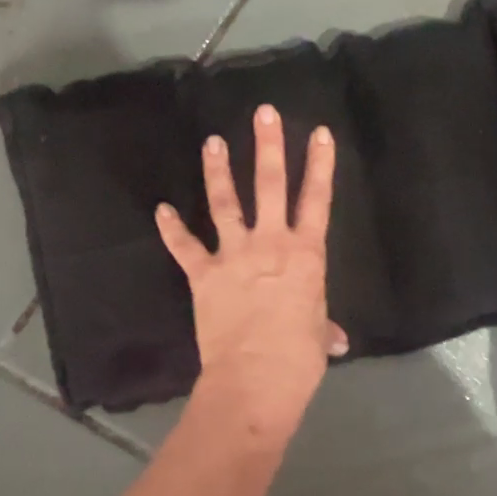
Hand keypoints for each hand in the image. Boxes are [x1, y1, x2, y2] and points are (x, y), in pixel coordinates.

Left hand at [156, 104, 346, 448]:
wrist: (254, 382)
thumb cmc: (298, 359)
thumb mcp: (318, 337)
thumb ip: (323, 326)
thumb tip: (334, 339)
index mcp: (306, 254)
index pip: (317, 199)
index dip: (320, 164)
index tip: (320, 132)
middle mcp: (271, 244)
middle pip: (270, 185)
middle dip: (268, 146)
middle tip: (264, 113)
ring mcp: (234, 256)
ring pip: (226, 204)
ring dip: (218, 171)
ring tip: (212, 141)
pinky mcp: (204, 275)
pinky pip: (186, 247)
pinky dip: (172, 228)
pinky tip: (162, 209)